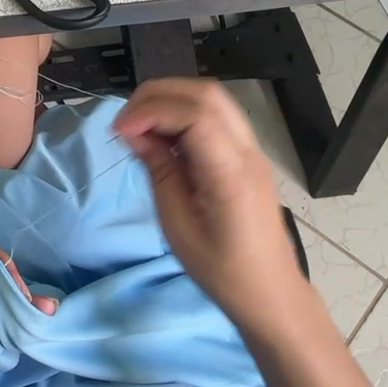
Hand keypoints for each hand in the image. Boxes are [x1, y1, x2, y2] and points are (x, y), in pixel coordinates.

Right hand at [112, 79, 308, 331]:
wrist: (269, 292)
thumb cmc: (220, 268)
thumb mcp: (176, 223)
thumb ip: (158, 169)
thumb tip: (134, 133)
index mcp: (231, 173)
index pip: (193, 115)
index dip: (150, 111)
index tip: (119, 132)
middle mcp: (247, 152)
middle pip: (205, 93)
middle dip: (156, 95)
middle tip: (125, 122)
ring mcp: (252, 150)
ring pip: (211, 98)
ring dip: (169, 100)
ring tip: (139, 125)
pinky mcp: (247, 155)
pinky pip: (215, 115)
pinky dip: (182, 112)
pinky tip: (162, 136)